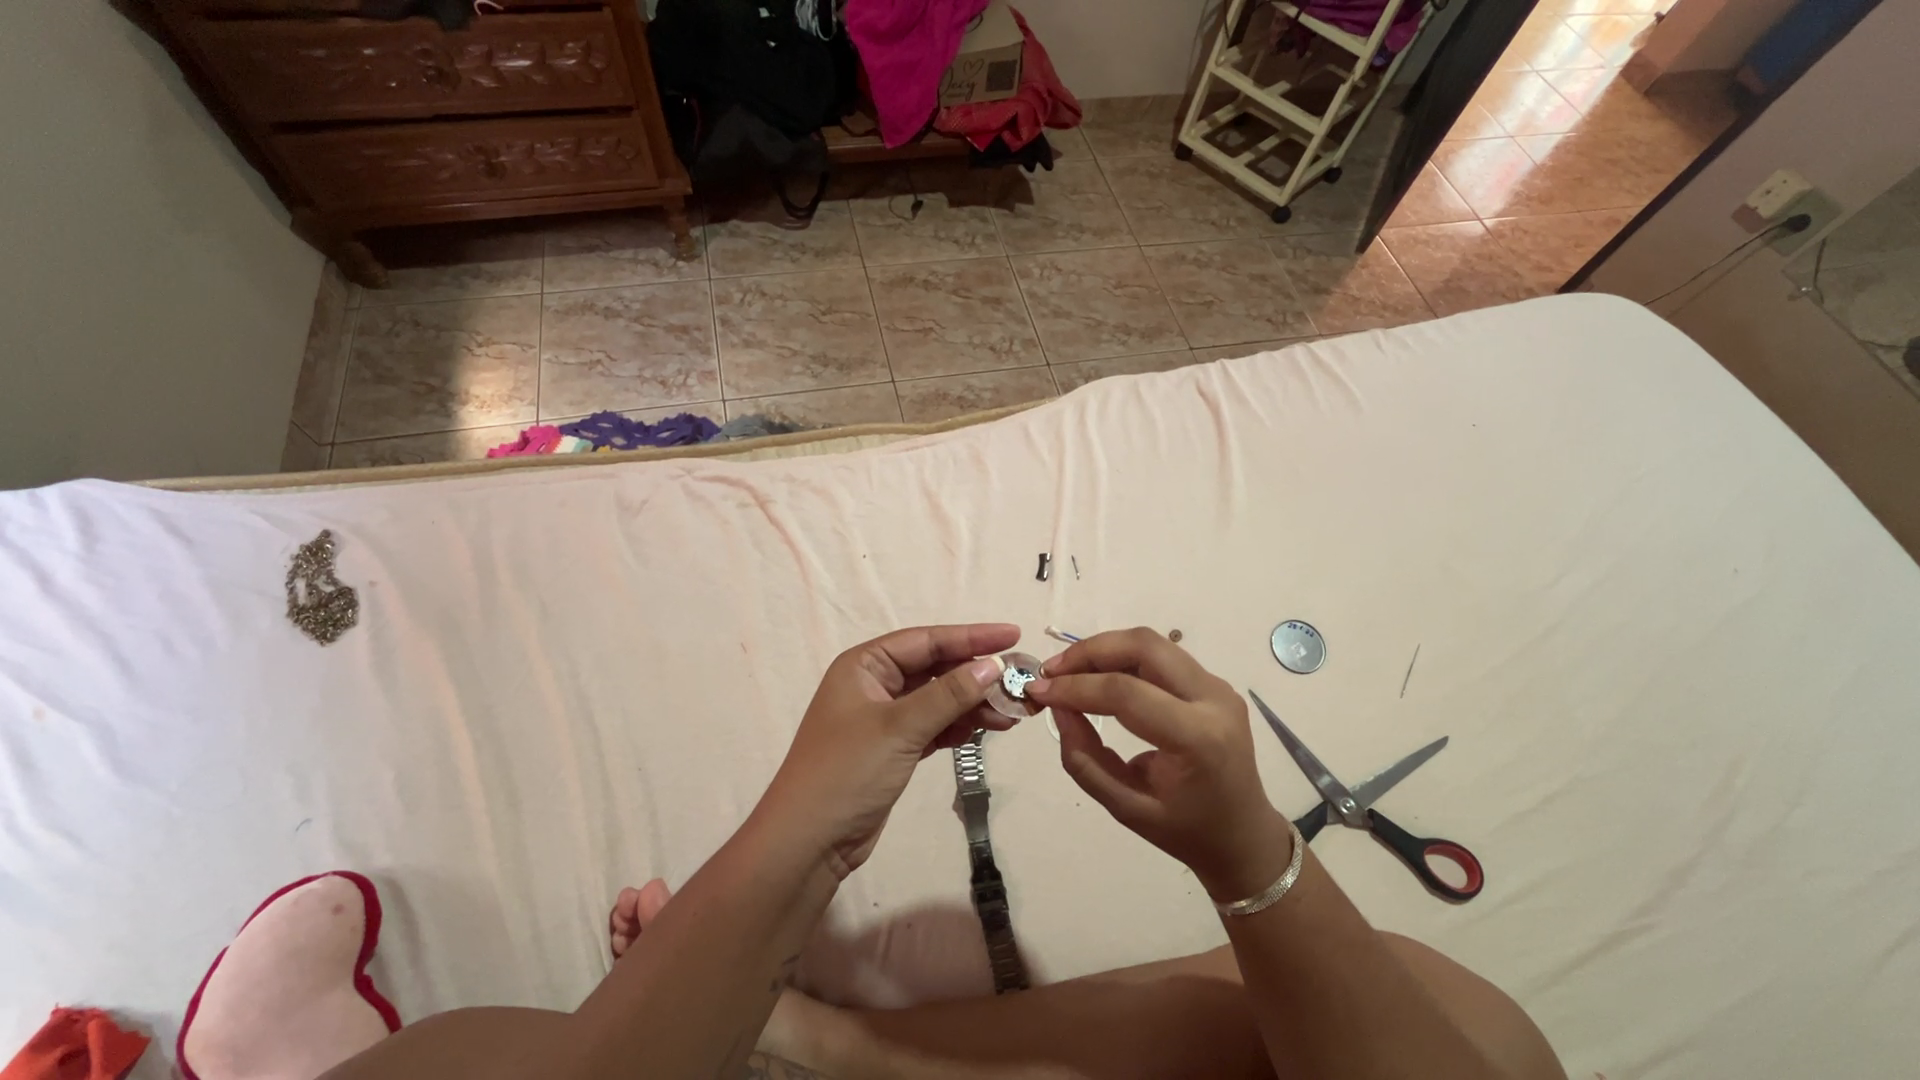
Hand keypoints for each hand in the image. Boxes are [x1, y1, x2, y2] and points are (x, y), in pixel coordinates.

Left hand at [762, 623, 1021, 879]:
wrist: (810, 841)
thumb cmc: (847, 772)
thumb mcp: (900, 727)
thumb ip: (948, 694)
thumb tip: (992, 667)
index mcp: (864, 665)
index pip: (926, 640)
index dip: (972, 637)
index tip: (1014, 635)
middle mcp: (873, 684)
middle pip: (934, 668)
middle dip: (976, 674)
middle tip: (1021, 680)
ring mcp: (883, 719)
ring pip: (938, 699)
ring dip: (973, 704)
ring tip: (1013, 712)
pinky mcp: (893, 749)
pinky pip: (934, 726)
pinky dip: (960, 727)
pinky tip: (989, 729)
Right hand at [1026, 628, 1293, 901]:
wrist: (1244, 836)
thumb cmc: (1186, 832)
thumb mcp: (1126, 808)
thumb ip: (1085, 760)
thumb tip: (1058, 708)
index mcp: (1198, 739)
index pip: (1126, 693)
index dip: (1075, 687)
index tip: (1038, 691)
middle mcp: (1214, 701)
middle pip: (1144, 646)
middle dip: (1089, 651)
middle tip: (1052, 671)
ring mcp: (1218, 687)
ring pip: (1152, 643)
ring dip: (1105, 649)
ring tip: (1068, 672)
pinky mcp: (1213, 684)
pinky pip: (1162, 656)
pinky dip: (1123, 658)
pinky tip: (1098, 676)